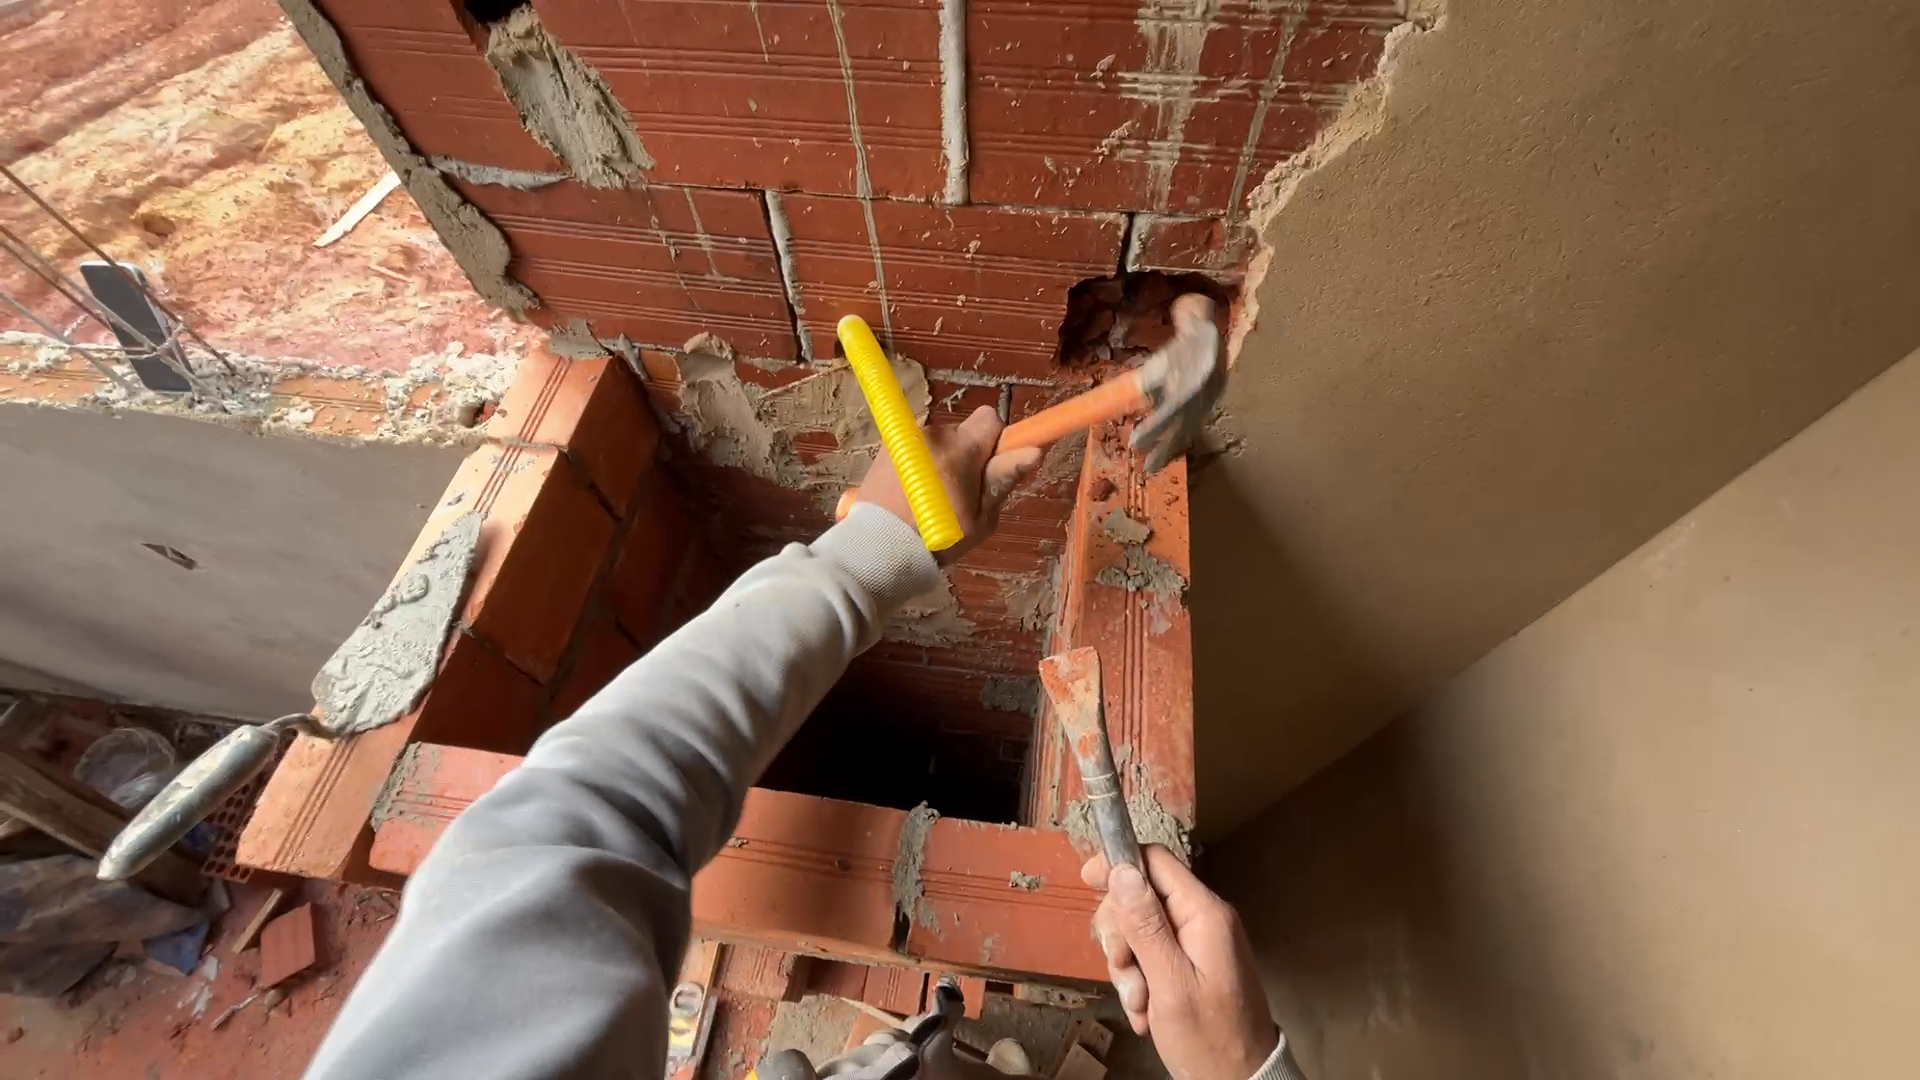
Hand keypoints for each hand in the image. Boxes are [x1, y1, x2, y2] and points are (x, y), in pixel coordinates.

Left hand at [856, 406, 1042, 563]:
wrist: (879, 547)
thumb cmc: (937, 538)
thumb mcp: (980, 519)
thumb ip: (1003, 479)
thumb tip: (1034, 450)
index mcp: (962, 448)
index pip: (991, 419)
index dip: (994, 443)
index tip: (987, 470)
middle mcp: (934, 432)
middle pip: (962, 433)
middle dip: (964, 456)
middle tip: (955, 496)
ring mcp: (907, 436)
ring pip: (937, 442)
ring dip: (938, 461)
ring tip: (928, 499)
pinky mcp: (887, 445)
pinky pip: (914, 447)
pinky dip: (916, 464)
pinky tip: (908, 493)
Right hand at [1081, 846, 1278, 1079]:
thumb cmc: (1209, 1041)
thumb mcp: (1170, 985)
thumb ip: (1146, 925)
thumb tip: (1121, 868)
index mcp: (1203, 912)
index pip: (1155, 860)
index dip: (1118, 863)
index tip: (1086, 880)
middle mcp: (1201, 917)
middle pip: (1140, 894)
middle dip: (1121, 932)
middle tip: (1121, 968)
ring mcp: (1196, 941)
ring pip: (1139, 927)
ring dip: (1127, 964)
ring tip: (1138, 1002)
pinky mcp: (1190, 963)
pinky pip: (1149, 953)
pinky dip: (1139, 979)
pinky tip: (1144, 1010)